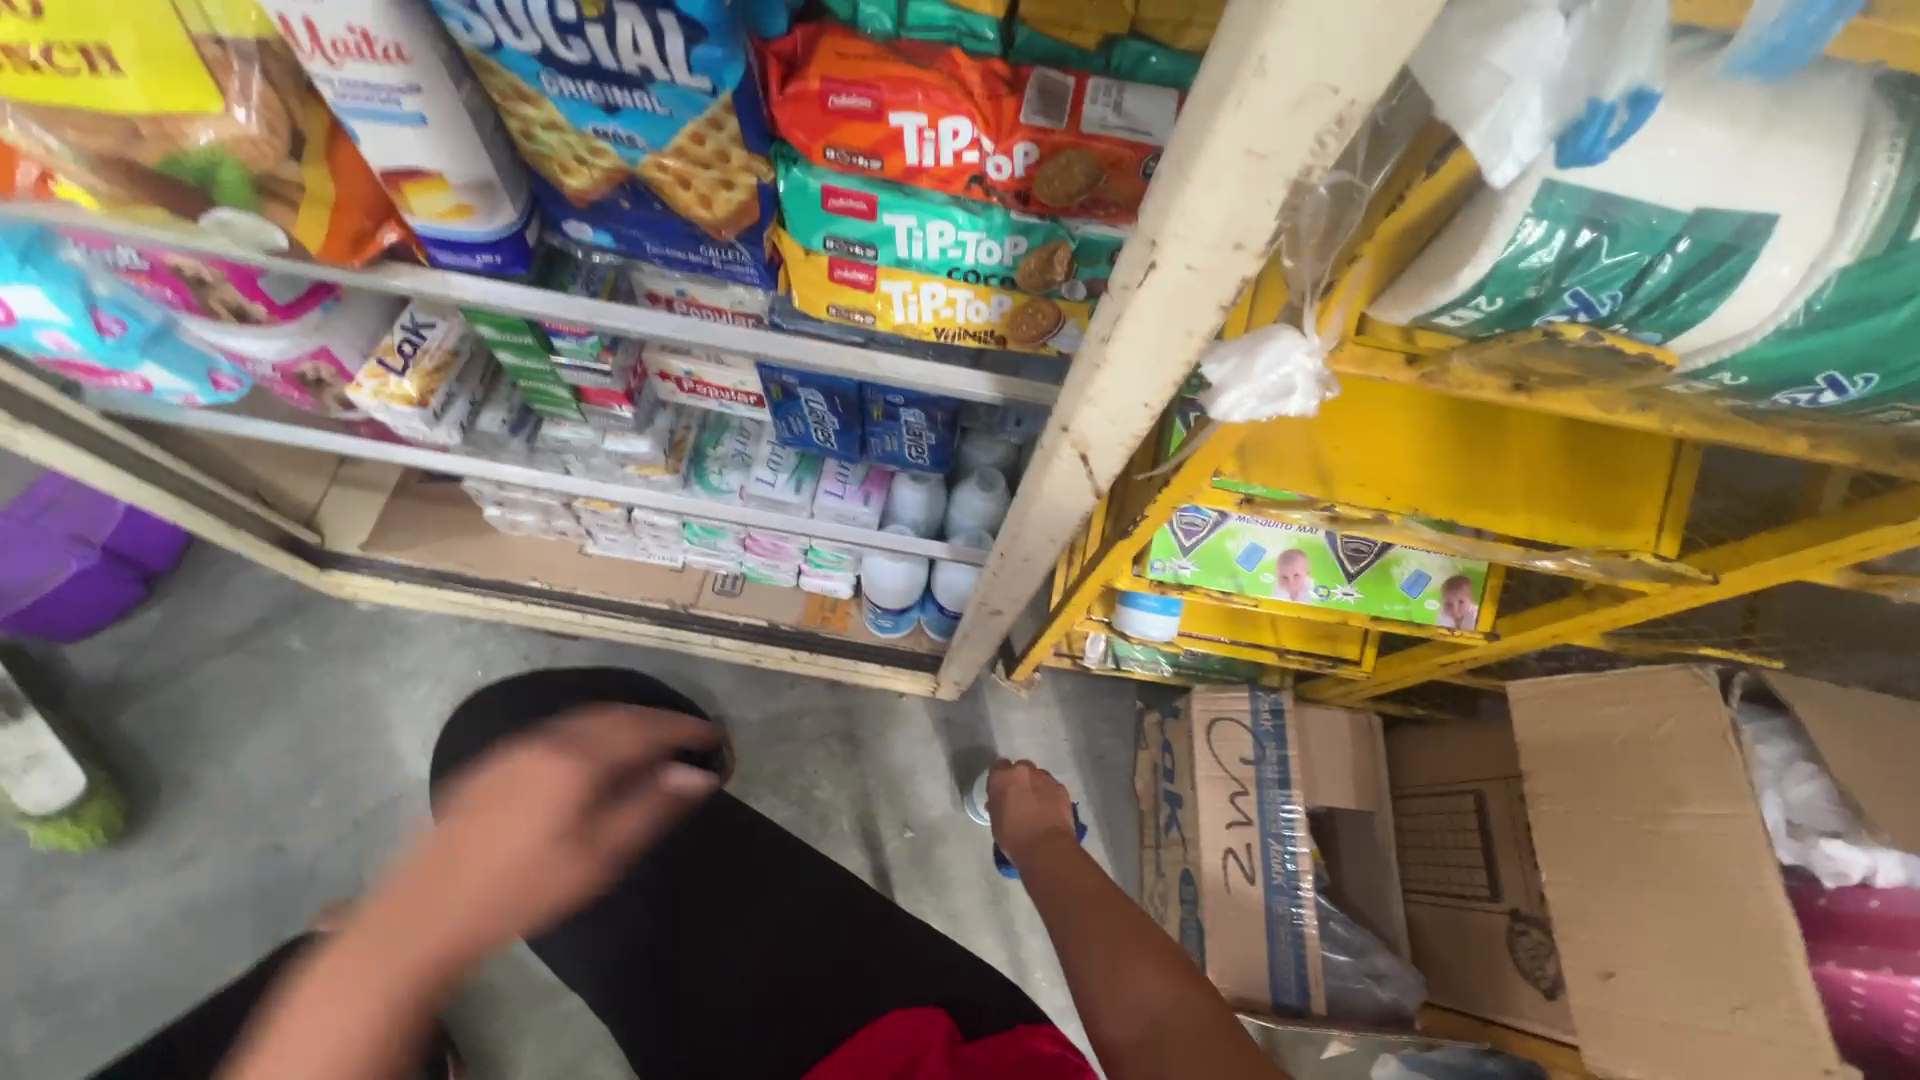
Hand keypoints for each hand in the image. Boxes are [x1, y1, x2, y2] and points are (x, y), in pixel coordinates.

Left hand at [373, 706, 719, 963]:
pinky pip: (558, 732)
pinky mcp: (493, 765)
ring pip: (583, 720)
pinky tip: (593, 758)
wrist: (424, 914)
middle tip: (686, 737)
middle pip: (614, 715)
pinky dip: (592, 733)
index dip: (682, 729)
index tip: (713, 735)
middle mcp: (548, 740)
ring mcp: (516, 749)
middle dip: (655, 721)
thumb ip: (651, 808)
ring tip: (648, 744)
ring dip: (623, 724)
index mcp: (578, 759)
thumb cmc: (525, 888)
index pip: (644, 728)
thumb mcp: (600, 856)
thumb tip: (699, 775)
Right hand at [986, 759, 1075, 866]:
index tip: (1002, 790)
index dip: (1001, 778)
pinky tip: (1051, 810)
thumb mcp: (996, 822)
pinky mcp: (1061, 788)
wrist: (1046, 847)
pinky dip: (1051, 794)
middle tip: (1020, 797)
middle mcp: (1022, 771)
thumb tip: (999, 803)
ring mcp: (1044, 778)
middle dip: (1020, 779)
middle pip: (1020, 767)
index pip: (998, 767)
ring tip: (1038, 804)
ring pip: (1038, 776)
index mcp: (1001, 778)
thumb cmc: (1013, 837)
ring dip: (1036, 785)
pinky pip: (1053, 787)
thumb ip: (997, 805)